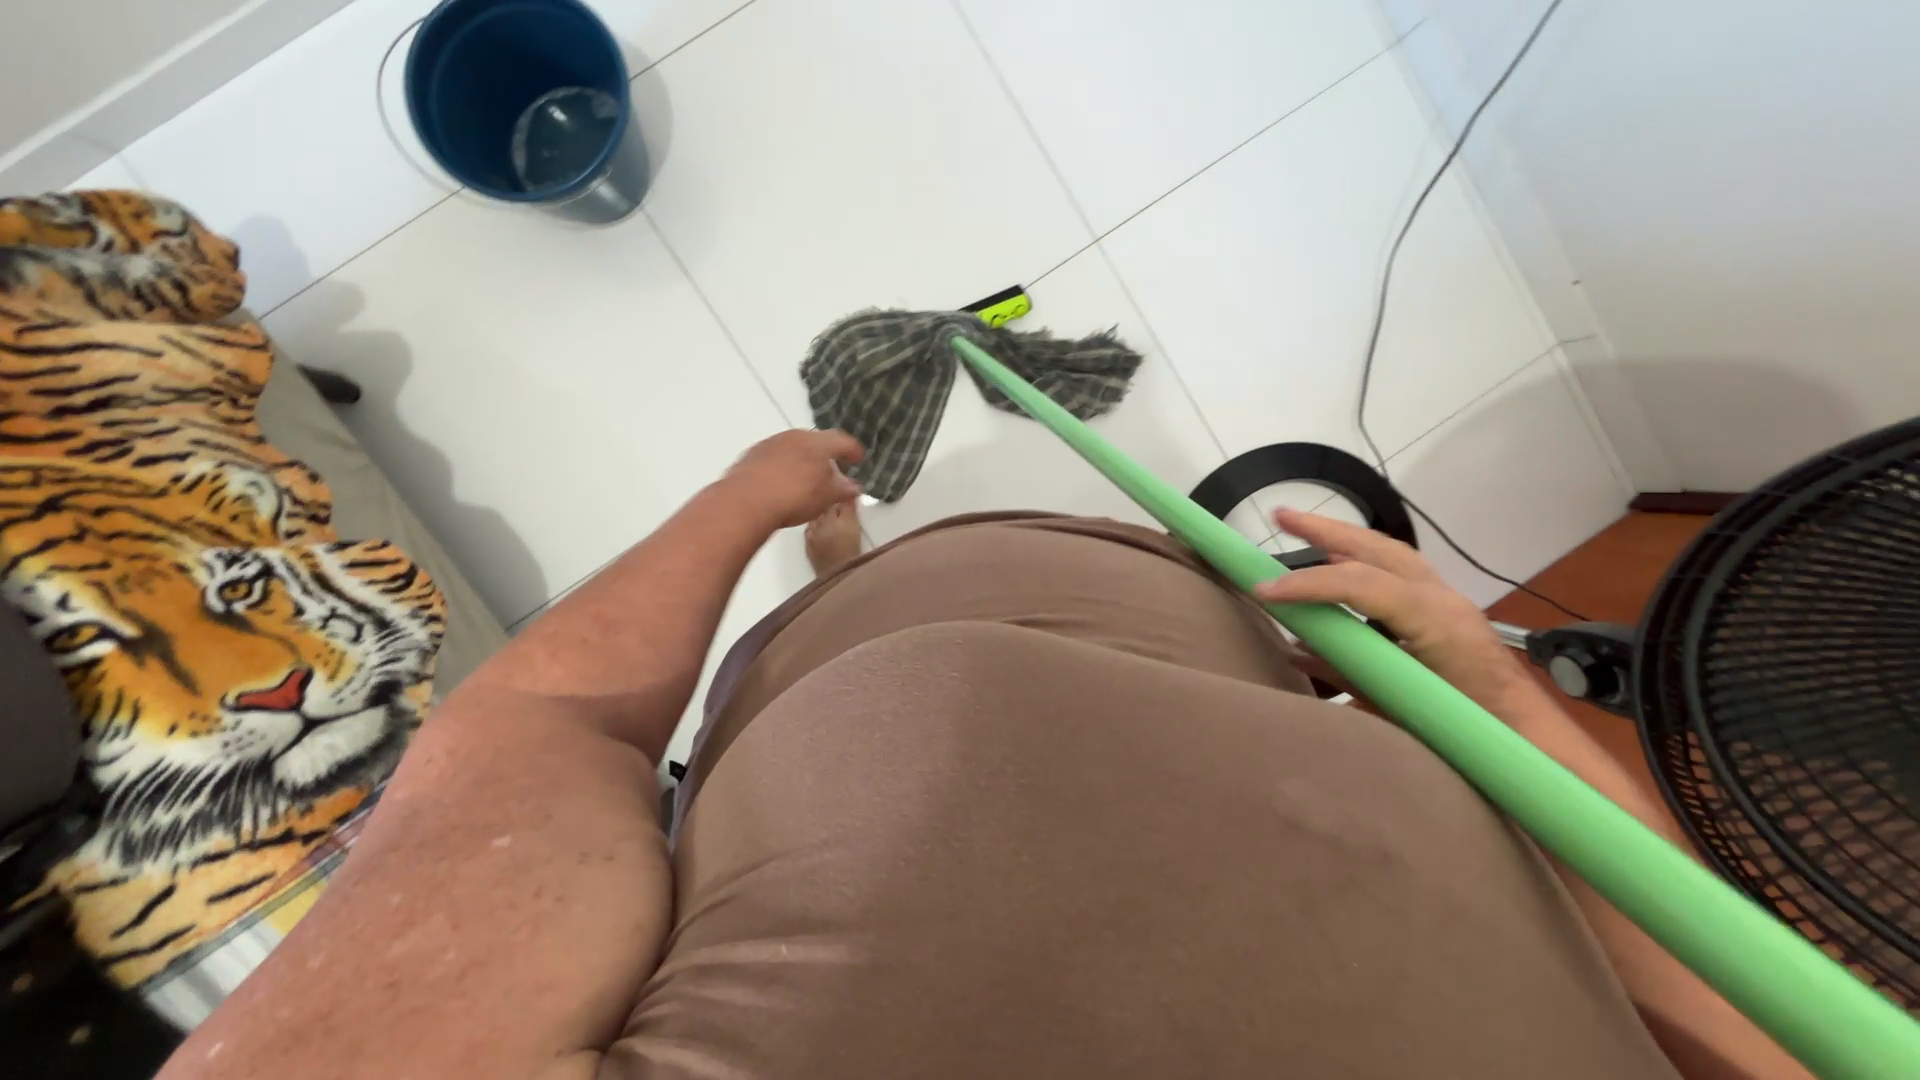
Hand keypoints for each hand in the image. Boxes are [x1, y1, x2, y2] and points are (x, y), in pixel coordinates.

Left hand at [721, 429, 865, 529]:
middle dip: (826, 454)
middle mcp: (795, 436)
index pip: (842, 440)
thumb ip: (844, 489)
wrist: (746, 501)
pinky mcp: (752, 455)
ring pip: (793, 447)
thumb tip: (855, 486)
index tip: (859, 459)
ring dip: (803, 459)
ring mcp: (771, 443)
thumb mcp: (827, 497)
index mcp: (818, 443)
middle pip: (816, 441)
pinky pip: (775, 457)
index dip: (853, 450)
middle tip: (833, 469)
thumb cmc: (795, 497)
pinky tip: (782, 482)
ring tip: (806, 477)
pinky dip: (783, 465)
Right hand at [1253, 509, 1540, 711]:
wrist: (1531, 744)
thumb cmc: (1470, 735)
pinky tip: (1338, 564)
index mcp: (1437, 623)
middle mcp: (1443, 600)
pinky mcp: (1446, 611)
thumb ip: (1348, 676)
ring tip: (1299, 529)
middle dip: (1324, 530)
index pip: (1364, 585)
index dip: (1310, 585)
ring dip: (1342, 538)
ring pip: (1390, 553)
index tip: (1263, 590)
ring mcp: (1448, 601)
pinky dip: (1362, 560)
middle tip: (1279, 517)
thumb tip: (1295, 650)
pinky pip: (1399, 572)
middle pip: (1377, 549)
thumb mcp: (1400, 710)